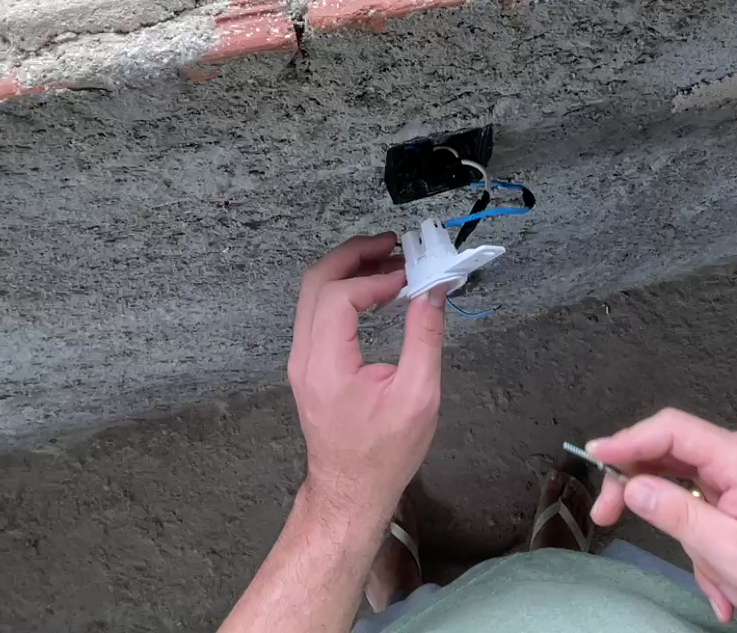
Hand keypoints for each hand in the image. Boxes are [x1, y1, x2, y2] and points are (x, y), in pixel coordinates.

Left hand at [287, 234, 446, 526]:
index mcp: (326, 365)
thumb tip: (434, 289)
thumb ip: (425, 336)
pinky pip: (319, 307)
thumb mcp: (418, 397)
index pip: (340, 296)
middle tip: (394, 244)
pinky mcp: (309, 360)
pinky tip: (378, 288)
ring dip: (350, 267)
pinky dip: (347, 287)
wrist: (349, 492)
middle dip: (355, 254)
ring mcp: (302, 356)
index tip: (410, 277)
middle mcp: (304, 355)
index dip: (375, 278)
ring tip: (391, 259)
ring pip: (314, 290)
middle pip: (317, 281)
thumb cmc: (384, 453)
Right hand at [589, 409, 736, 631]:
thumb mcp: (734, 554)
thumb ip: (678, 515)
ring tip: (714, 583)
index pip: (668, 430)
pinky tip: (725, 586)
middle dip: (640, 489)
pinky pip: (706, 509)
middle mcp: (736, 456)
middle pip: (669, 454)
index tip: (595, 455)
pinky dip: (705, 546)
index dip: (627, 438)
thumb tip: (632, 485)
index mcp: (736, 457)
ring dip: (687, 538)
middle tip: (608, 515)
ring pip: (685, 490)